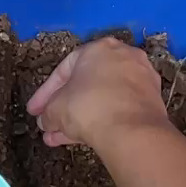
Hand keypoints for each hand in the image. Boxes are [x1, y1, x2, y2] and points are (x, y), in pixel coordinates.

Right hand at [25, 36, 172, 149]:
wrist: (132, 130)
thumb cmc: (88, 107)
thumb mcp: (55, 109)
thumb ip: (47, 112)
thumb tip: (47, 121)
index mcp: (97, 49)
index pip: (62, 70)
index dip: (44, 94)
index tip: (34, 111)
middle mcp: (122, 56)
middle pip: (84, 84)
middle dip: (63, 107)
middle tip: (48, 123)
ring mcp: (140, 78)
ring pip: (101, 98)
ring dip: (78, 117)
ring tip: (59, 137)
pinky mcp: (150, 100)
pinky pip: (116, 107)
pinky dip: (99, 119)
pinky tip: (81, 137)